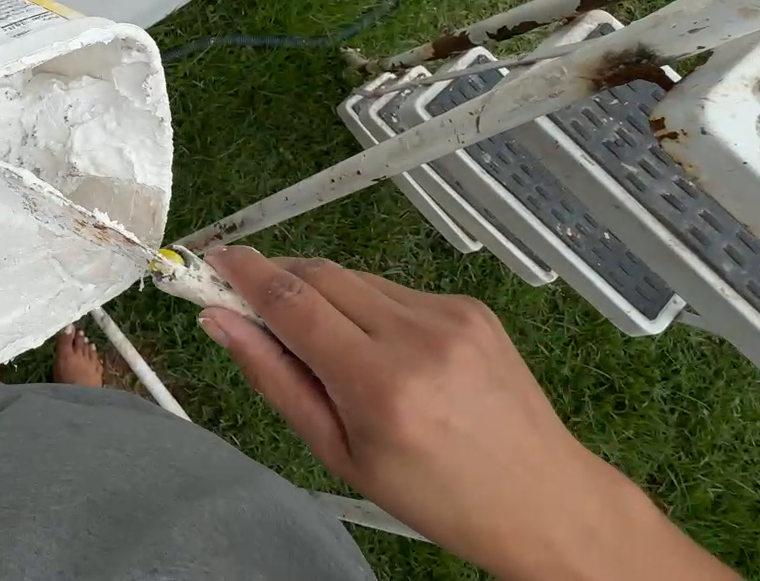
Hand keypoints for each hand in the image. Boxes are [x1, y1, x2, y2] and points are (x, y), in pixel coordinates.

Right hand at [200, 250, 728, 579]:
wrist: (549, 502)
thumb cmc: (431, 493)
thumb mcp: (337, 452)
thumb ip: (271, 377)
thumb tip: (217, 319)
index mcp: (380, 386)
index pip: (291, 302)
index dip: (243, 272)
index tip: (210, 258)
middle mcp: (416, 337)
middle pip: (316, 274)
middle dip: (273, 275)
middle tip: (244, 291)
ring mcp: (449, 314)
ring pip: (349, 276)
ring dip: (316, 290)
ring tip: (319, 334)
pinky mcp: (468, 304)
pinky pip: (387, 286)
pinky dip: (360, 302)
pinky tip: (374, 342)